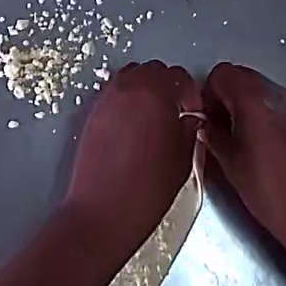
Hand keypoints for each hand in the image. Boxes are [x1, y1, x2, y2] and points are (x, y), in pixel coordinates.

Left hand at [61, 61, 201, 253]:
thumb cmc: (147, 190)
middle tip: (177, 110)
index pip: (178, 76)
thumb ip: (190, 130)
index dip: (190, 92)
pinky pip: (114, 93)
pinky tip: (134, 125)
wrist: (101, 214)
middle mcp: (128, 88)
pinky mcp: (92, 113)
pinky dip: (127, 99)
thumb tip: (191, 119)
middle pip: (153, 70)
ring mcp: (107, 99)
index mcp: (155, 93)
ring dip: (145, 88)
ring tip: (154, 115)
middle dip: (168, 86)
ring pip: (131, 77)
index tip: (194, 110)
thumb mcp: (182, 159)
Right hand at [200, 63, 285, 247]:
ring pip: (257, 86)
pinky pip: (273, 100)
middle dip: (222, 96)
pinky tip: (256, 141)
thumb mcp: (229, 162)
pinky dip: (259, 110)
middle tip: (216, 126)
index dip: (206, 94)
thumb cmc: (268, 190)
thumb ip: (212, 134)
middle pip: (239, 75)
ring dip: (241, 103)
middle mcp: (275, 92)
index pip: (220, 73)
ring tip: (235, 136)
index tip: (204, 118)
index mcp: (254, 98)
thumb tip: (204, 124)